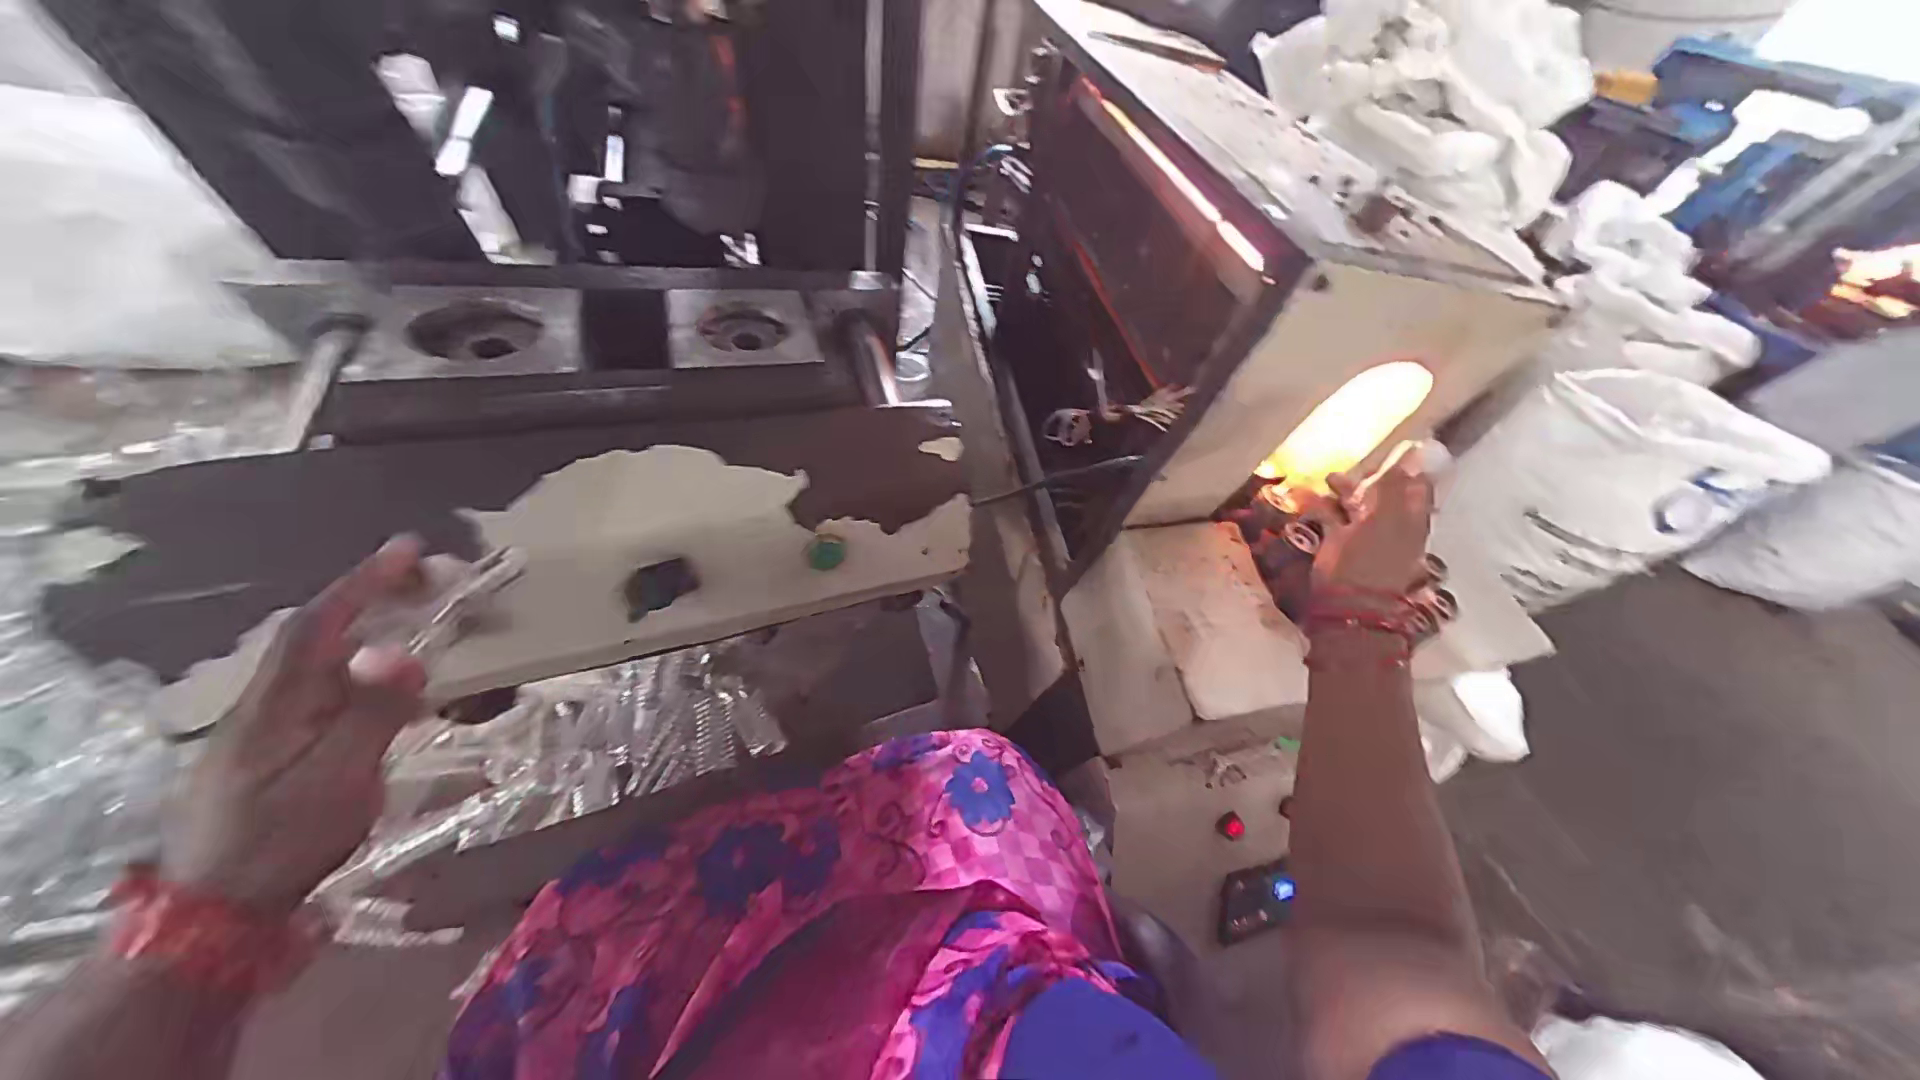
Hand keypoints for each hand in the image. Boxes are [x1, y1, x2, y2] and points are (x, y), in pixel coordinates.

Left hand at [161, 537, 428, 916]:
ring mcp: (274, 724)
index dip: (364, 582)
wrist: (217, 908)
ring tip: (422, 608)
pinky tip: (393, 671)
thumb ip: (371, 713)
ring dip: (374, 623)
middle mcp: (271, 702)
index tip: (410, 549)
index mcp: (277, 703)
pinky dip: (370, 660)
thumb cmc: (284, 838)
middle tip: (429, 574)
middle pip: (321, 632)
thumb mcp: (337, 778)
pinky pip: (334, 684)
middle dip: (373, 594)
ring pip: (327, 657)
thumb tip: (401, 653)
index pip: (320, 625)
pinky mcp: (285, 743)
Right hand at [1314, 445, 1434, 594]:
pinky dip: (1321, 508)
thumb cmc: (1370, 561)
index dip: (1406, 467)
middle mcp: (1390, 527)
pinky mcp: (1337, 547)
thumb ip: (1397, 487)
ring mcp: (1362, 537)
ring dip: (1343, 491)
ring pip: (1356, 506)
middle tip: (1356, 462)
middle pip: (1383, 494)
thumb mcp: (1387, 519)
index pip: (1414, 486)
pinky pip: (1331, 521)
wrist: (1347, 604)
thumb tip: (1416, 450)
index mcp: (1410, 520)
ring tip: (1328, 477)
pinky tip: (1307, 497)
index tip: (1394, 448)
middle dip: (1369, 476)